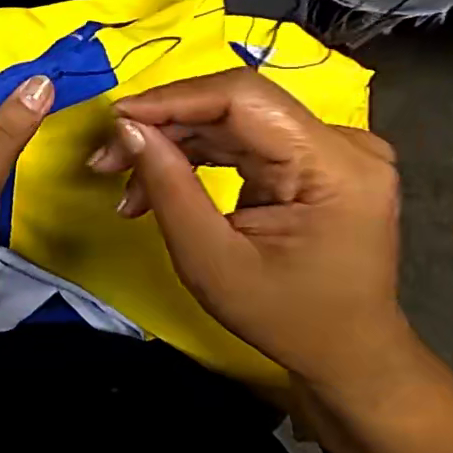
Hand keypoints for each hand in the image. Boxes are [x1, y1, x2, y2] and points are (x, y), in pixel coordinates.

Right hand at [88, 68, 411, 389]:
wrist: (346, 354)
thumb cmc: (285, 317)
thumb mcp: (210, 259)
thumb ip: (168, 185)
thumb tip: (126, 126)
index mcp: (336, 167)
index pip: (242, 98)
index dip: (171, 99)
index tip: (114, 119)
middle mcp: (340, 143)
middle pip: (230, 105)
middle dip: (160, 126)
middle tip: (106, 159)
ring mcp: (327, 147)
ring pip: (225, 119)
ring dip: (168, 143)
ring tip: (123, 179)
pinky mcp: (307, 156)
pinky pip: (234, 136)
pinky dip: (189, 154)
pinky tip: (155, 180)